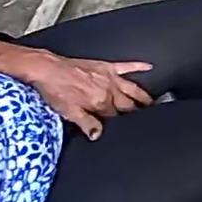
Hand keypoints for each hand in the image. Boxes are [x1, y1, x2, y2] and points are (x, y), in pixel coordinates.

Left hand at [12, 51, 153, 139]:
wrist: (48, 69)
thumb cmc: (55, 90)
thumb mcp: (69, 112)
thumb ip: (87, 124)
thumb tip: (98, 135)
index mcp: (101, 103)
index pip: (117, 117)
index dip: (122, 124)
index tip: (129, 129)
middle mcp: (109, 89)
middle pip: (128, 104)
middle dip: (138, 112)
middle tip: (149, 117)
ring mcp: (110, 77)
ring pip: (133, 88)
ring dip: (143, 96)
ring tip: (153, 102)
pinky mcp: (106, 66)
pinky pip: (127, 66)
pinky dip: (139, 66)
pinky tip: (149, 66)